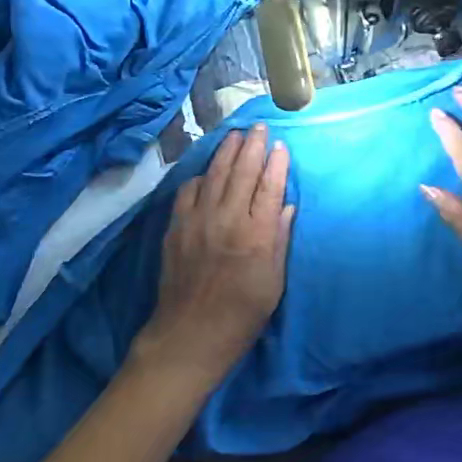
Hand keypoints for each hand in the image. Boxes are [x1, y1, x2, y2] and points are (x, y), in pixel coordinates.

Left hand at [134, 123, 295, 383]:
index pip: (269, 187)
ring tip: (236, 136)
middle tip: (259, 128)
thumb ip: (279, 240)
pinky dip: (201, 176)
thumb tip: (284, 206)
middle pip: (242, 172)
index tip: (281, 146)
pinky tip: (208, 171)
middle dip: (252, 146)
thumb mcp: (274, 283)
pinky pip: (189, 191)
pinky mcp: (176, 227)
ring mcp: (197, 220)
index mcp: (256, 235)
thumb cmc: (242, 315)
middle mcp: (227, 219)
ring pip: (214, 175)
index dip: (276, 164)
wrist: (191, 334)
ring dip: (226, 152)